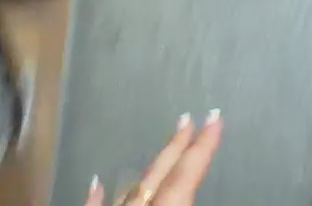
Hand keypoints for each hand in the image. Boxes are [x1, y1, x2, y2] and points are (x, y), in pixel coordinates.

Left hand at [88, 111, 223, 205]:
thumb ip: (186, 199)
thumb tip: (199, 190)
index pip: (185, 174)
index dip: (203, 146)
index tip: (214, 114)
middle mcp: (136, 205)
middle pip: (159, 174)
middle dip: (177, 146)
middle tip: (190, 116)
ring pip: (132, 188)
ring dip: (149, 170)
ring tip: (163, 147)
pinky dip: (98, 196)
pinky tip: (97, 181)